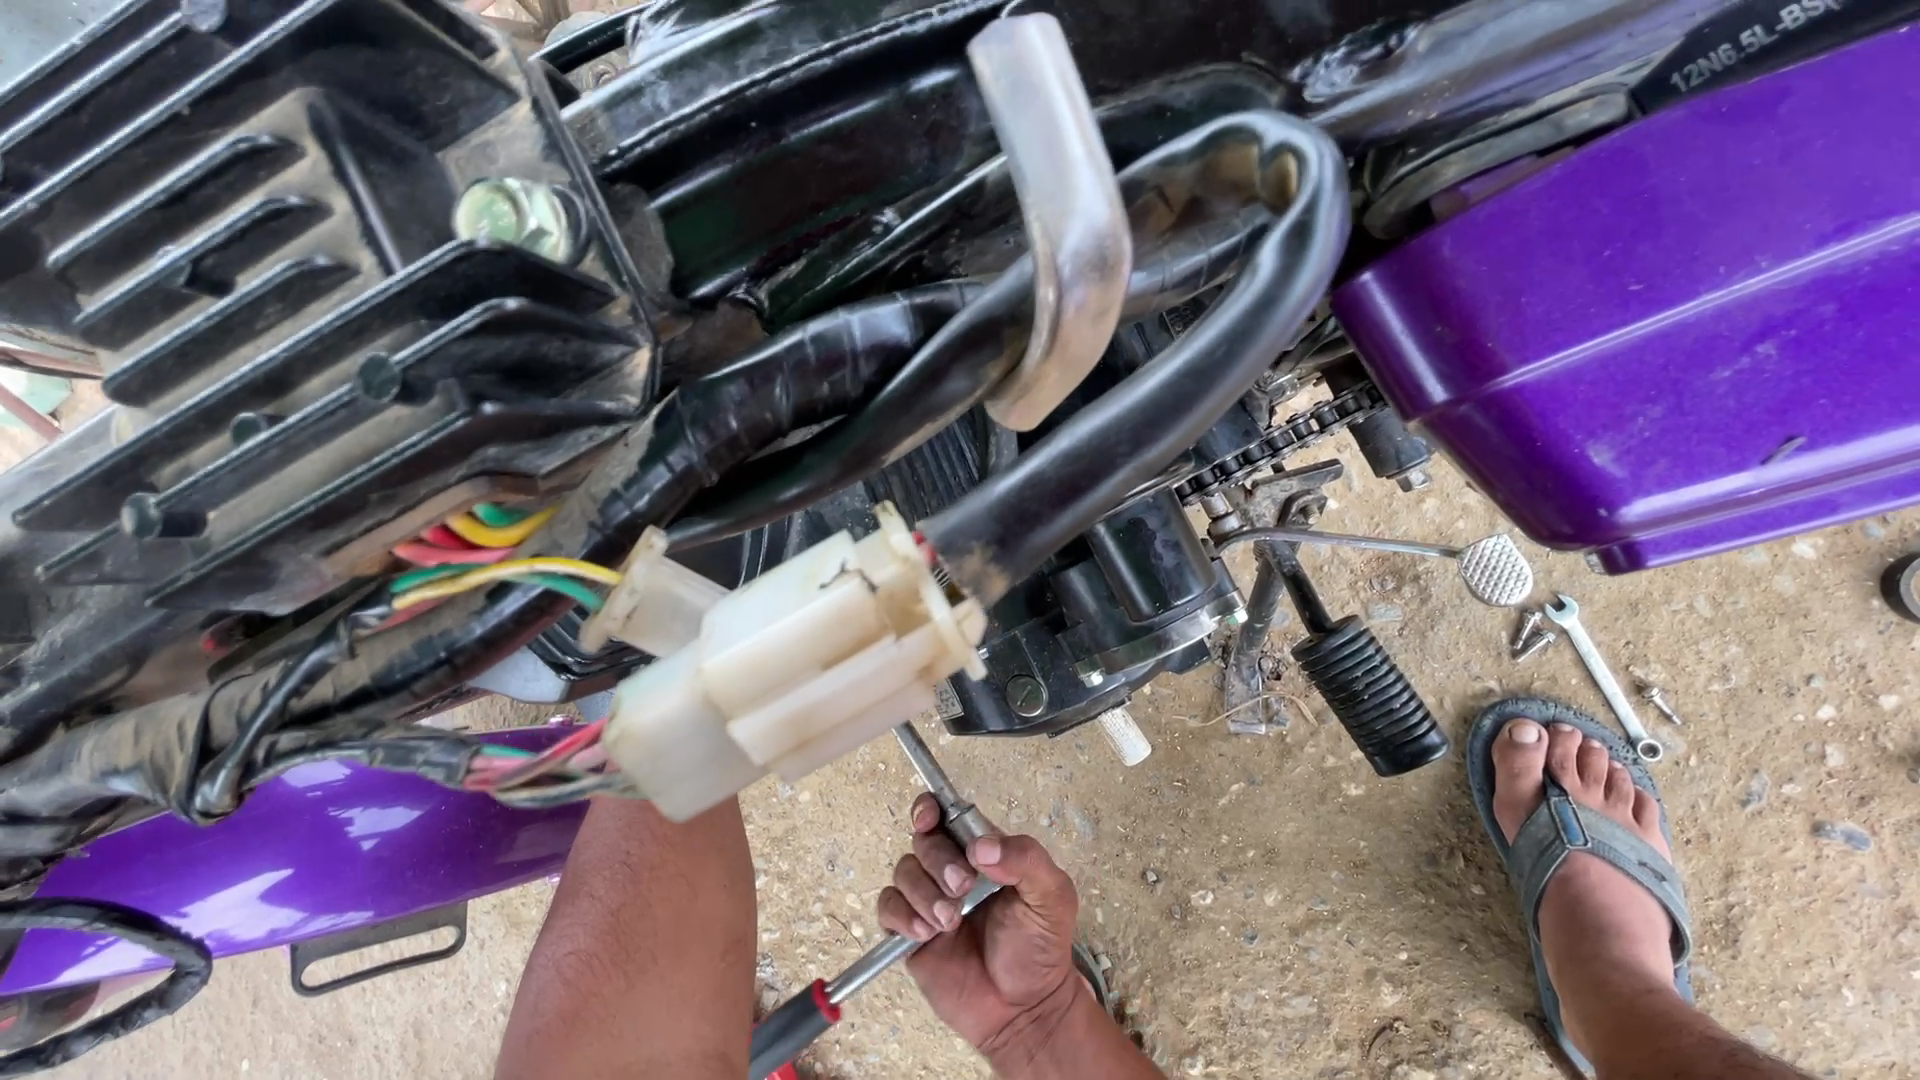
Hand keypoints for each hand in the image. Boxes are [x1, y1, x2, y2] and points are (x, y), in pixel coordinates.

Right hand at [875, 794, 1081, 1056]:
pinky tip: (925, 933)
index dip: (930, 808)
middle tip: (962, 889)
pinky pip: (889, 908)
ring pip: (904, 872)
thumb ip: (1025, 860)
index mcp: (983, 852)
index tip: (928, 819)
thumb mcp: (1051, 896)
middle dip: (938, 860)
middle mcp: (952, 869)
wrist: (1025, 1010)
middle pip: (924, 841)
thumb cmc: (1040, 947)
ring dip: (923, 893)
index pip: (948, 815)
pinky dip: (901, 915)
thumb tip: (981, 846)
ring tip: (949, 922)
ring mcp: (929, 900)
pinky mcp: (911, 932)